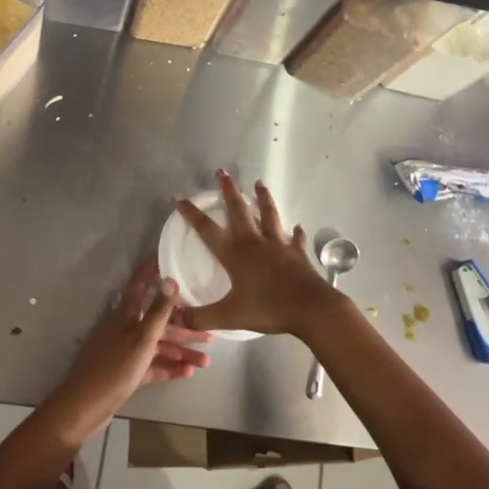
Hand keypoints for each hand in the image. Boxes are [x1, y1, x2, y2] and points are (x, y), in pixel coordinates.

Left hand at [41, 259, 211, 442]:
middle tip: (209, 332)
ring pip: (158, 346)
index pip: (140, 285)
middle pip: (158, 323)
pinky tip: (188, 373)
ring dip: (181, 352)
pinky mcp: (127, 372)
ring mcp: (126, 351)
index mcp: (126, 315)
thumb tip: (170, 278)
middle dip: (184, 328)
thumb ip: (159, 310)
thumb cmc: (115, 367)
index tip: (165, 257)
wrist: (86, 406)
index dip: (151, 271)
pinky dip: (169, 368)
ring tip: (206, 361)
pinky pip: (152, 365)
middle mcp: (126, 328)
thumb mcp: (142, 338)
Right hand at [176, 169, 338, 337]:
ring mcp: (279, 246)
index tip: (180, 198)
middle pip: (239, 211)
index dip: (192, 214)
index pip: (208, 229)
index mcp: (236, 254)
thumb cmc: (268, 308)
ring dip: (263, 199)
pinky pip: (295, 239)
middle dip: (228, 191)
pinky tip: (296, 226)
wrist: (311, 308)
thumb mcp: (230, 316)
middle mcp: (256, 243)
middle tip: (222, 172)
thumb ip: (202, 317)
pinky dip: (295, 232)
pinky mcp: (297, 254)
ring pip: (269, 215)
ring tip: (260, 183)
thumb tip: (177, 317)